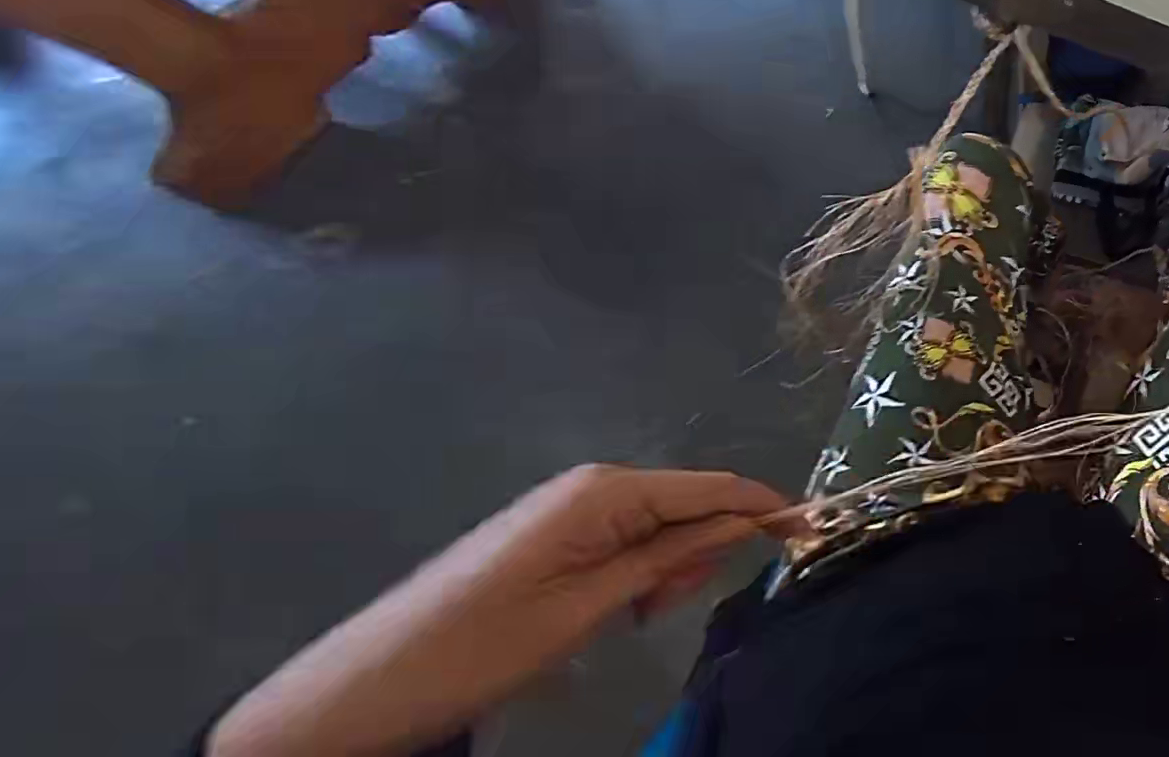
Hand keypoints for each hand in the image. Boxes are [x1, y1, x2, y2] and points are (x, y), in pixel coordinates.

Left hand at [209, 466, 788, 756]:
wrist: (360, 686)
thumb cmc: (484, 644)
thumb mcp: (590, 606)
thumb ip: (670, 556)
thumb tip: (743, 522)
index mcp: (608, 490)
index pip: (709, 485)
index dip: (761, 501)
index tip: (807, 521)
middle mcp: (598, 482)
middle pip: (687, 501)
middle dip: (703, 545)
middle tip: (672, 605)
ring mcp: (577, 502)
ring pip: (660, 521)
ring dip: (670, 562)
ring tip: (640, 613)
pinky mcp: (561, 526)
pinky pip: (628, 533)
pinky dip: (643, 565)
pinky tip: (622, 601)